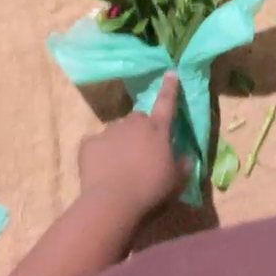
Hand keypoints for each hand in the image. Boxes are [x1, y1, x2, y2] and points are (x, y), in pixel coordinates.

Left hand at [76, 72, 189, 224]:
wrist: (112, 202)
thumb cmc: (151, 190)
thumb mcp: (177, 181)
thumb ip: (183, 165)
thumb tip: (186, 157)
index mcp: (158, 130)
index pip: (167, 103)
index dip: (170, 88)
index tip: (170, 72)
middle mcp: (134, 124)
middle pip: (139, 118)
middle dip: (141, 130)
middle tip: (142, 152)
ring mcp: (109, 132)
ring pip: (117, 131)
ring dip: (121, 142)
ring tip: (121, 166)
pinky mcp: (89, 144)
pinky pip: (96, 144)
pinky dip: (100, 153)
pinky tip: (102, 170)